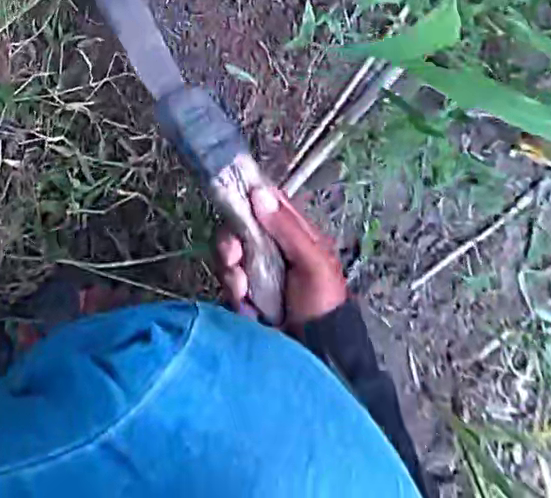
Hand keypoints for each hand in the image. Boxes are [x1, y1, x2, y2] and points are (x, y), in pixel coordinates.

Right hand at [215, 186, 347, 328]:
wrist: (317, 356)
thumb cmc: (323, 306)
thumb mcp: (314, 265)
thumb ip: (287, 229)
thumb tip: (258, 193)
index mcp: (292, 233)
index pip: (264, 202)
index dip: (247, 200)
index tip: (235, 207)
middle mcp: (271, 246)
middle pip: (238, 226)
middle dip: (231, 242)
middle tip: (234, 258)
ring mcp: (256, 269)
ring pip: (229, 252)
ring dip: (231, 270)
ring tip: (243, 291)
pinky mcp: (244, 291)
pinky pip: (227, 279)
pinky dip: (232, 290)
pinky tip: (244, 303)